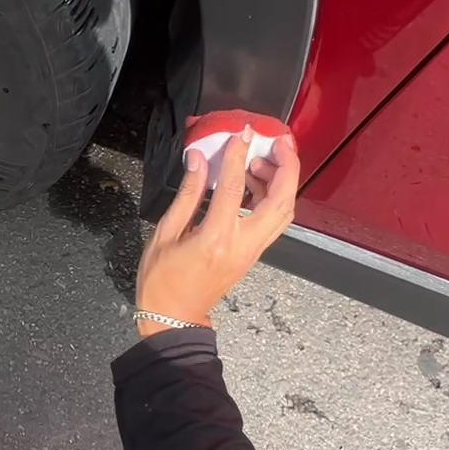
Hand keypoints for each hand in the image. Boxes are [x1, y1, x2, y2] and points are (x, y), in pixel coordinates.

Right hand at [134, 127, 299, 335]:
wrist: (174, 316)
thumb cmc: (161, 279)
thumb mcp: (165, 233)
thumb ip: (187, 195)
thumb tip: (198, 160)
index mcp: (215, 239)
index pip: (234, 188)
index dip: (239, 156)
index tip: (241, 134)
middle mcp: (242, 244)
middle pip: (280, 200)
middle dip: (287, 167)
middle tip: (279, 142)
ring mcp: (252, 251)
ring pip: (284, 212)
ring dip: (283, 181)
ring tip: (263, 159)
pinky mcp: (253, 254)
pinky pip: (274, 221)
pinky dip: (275, 197)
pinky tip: (257, 183)